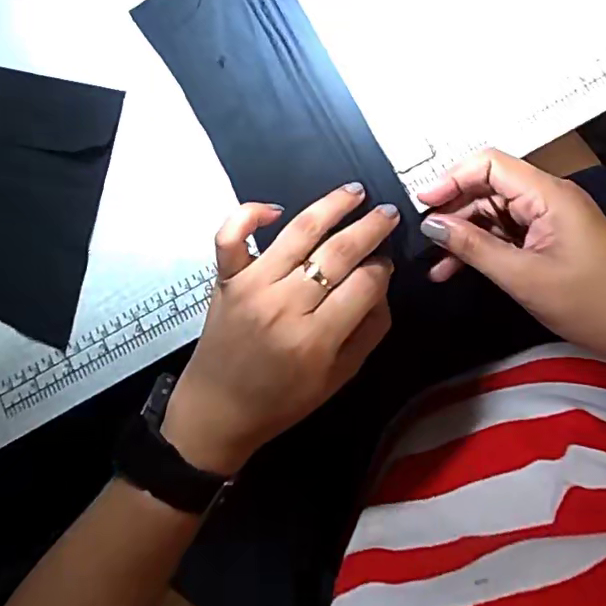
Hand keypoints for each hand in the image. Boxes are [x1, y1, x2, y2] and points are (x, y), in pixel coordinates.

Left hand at [163, 184, 397, 474]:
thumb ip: (369, 330)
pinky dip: (249, 214)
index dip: (383, 268)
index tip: (386, 263)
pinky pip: (231, 236)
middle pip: (338, 251)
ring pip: (298, 232)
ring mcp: (252, 286)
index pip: (365, 283)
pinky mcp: (226, 279)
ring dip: (332, 205)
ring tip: (355, 191)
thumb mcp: (340, 376)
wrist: (216, 413)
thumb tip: (382, 283)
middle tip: (389, 212)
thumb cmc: (283, 400)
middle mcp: (285, 305)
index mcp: (316, 338)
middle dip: (371, 227)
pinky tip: (276, 208)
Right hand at [417, 149, 605, 399]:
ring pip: (496, 212)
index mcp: (549, 193)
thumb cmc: (591, 303)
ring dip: (466, 234)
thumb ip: (474, 247)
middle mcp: (549, 196)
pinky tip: (457, 269)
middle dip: (455, 208)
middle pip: (490, 186)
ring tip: (436, 262)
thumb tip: (432, 224)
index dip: (452, 178)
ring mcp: (551, 217)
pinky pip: (510, 232)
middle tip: (424, 236)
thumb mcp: (524, 277)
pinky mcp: (552, 237)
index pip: (490, 163)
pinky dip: (485, 248)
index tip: (423, 204)